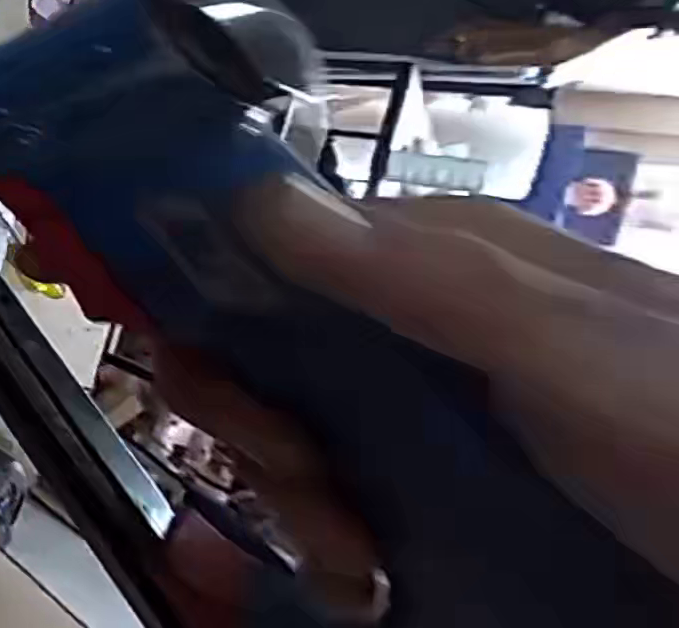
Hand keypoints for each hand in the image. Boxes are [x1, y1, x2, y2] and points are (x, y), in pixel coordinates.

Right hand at [149, 178, 678, 618]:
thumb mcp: (591, 362)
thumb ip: (426, 274)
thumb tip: (251, 195)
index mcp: (414, 260)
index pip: (252, 237)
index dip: (189, 273)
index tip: (165, 332)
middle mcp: (389, 316)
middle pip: (242, 330)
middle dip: (235, 397)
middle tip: (282, 462)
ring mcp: (400, 401)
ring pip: (264, 404)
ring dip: (268, 469)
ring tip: (336, 537)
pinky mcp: (412, 474)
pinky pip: (308, 474)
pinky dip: (305, 517)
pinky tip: (348, 561)